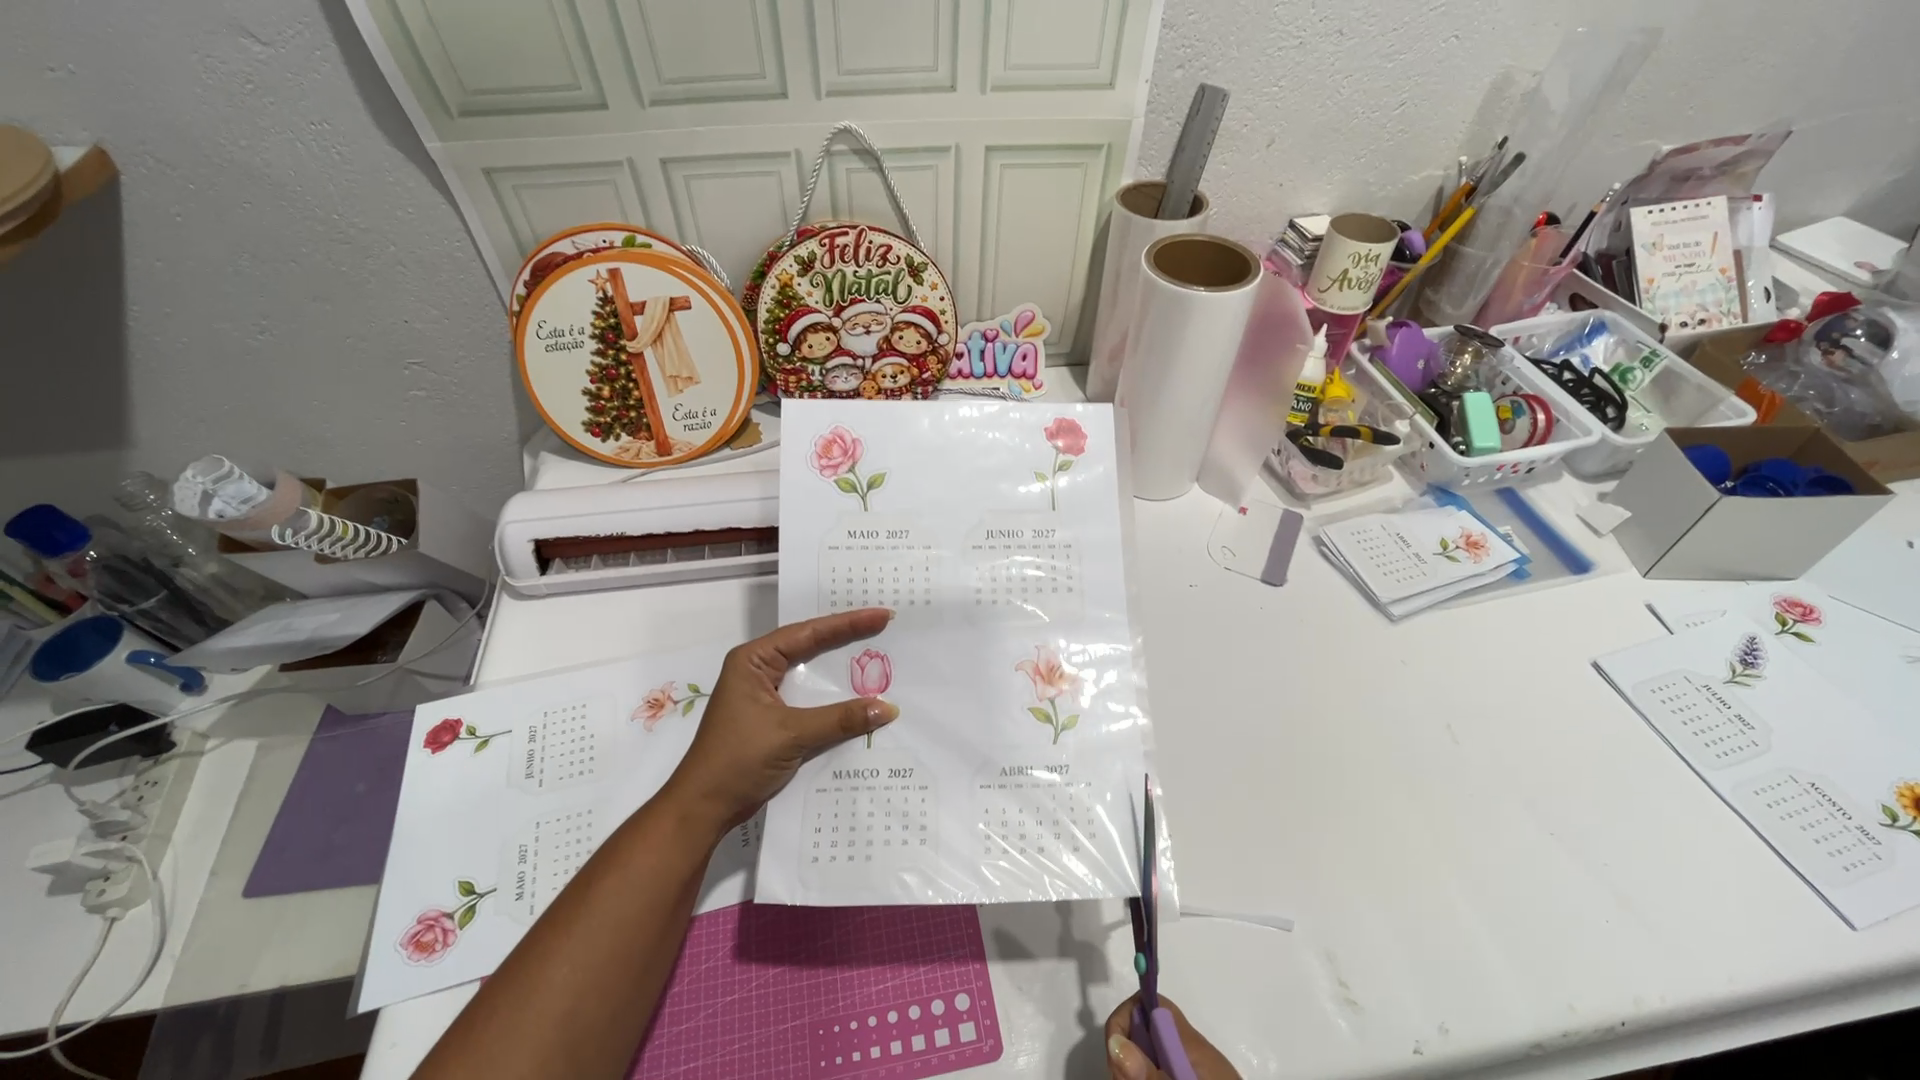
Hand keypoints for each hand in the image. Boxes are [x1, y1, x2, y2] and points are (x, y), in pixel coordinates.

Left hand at [660, 608, 897, 833]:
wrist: (704, 808)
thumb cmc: (738, 759)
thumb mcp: (791, 734)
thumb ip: (840, 719)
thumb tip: (888, 708)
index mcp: (753, 661)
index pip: (807, 633)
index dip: (847, 623)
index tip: (881, 616)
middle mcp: (758, 672)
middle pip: (810, 649)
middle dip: (847, 641)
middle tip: (885, 629)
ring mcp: (766, 697)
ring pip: (811, 678)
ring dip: (842, 675)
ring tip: (880, 661)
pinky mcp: (774, 722)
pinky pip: (811, 704)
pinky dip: (834, 703)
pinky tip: (861, 703)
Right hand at [1105, 994, 1239, 1079]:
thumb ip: (1151, 1075)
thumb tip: (1115, 1042)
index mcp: (1189, 1044)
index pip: (1149, 1004)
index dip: (1126, 1019)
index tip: (1117, 1053)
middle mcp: (1186, 1051)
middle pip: (1139, 1033)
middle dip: (1122, 1056)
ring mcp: (1184, 1070)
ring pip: (1143, 1059)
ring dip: (1130, 1074)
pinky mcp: (1183, 1077)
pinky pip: (1154, 1072)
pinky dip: (1144, 1078)